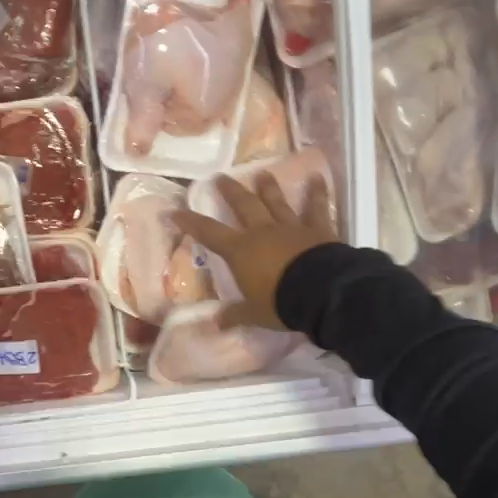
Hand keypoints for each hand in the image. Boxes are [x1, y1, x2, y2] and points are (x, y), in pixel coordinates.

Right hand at [171, 172, 338, 330]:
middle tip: (220, 177)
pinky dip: (317, 192)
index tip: (177, 210)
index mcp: (241, 251)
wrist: (320, 292)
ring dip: (268, 187)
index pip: (209, 233)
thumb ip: (235, 315)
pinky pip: (316, 207)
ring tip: (262, 172)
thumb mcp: (253, 314)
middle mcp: (262, 232)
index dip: (191, 222)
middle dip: (230, 191)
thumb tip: (216, 324)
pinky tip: (318, 177)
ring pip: (276, 202)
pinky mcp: (317, 229)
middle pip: (244, 205)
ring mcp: (290, 227)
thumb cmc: (279, 303)